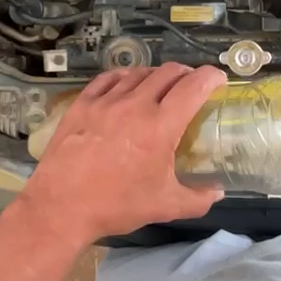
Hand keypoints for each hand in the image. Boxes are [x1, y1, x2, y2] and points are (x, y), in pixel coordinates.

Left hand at [16, 63, 226, 243]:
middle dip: (187, 73)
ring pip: (139, 73)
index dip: (211, 77)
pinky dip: (126, 76)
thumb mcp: (164, 206)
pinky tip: (128, 83)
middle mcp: (136, 105)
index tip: (219, 79)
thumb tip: (219, 192)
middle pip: (168, 73)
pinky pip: (109, 78)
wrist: (61, 207)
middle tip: (193, 85)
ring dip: (157, 74)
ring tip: (162, 85)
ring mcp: (106, 101)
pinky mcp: (82, 104)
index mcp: (161, 126)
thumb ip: (197, 198)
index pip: (194, 86)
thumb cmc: (116, 206)